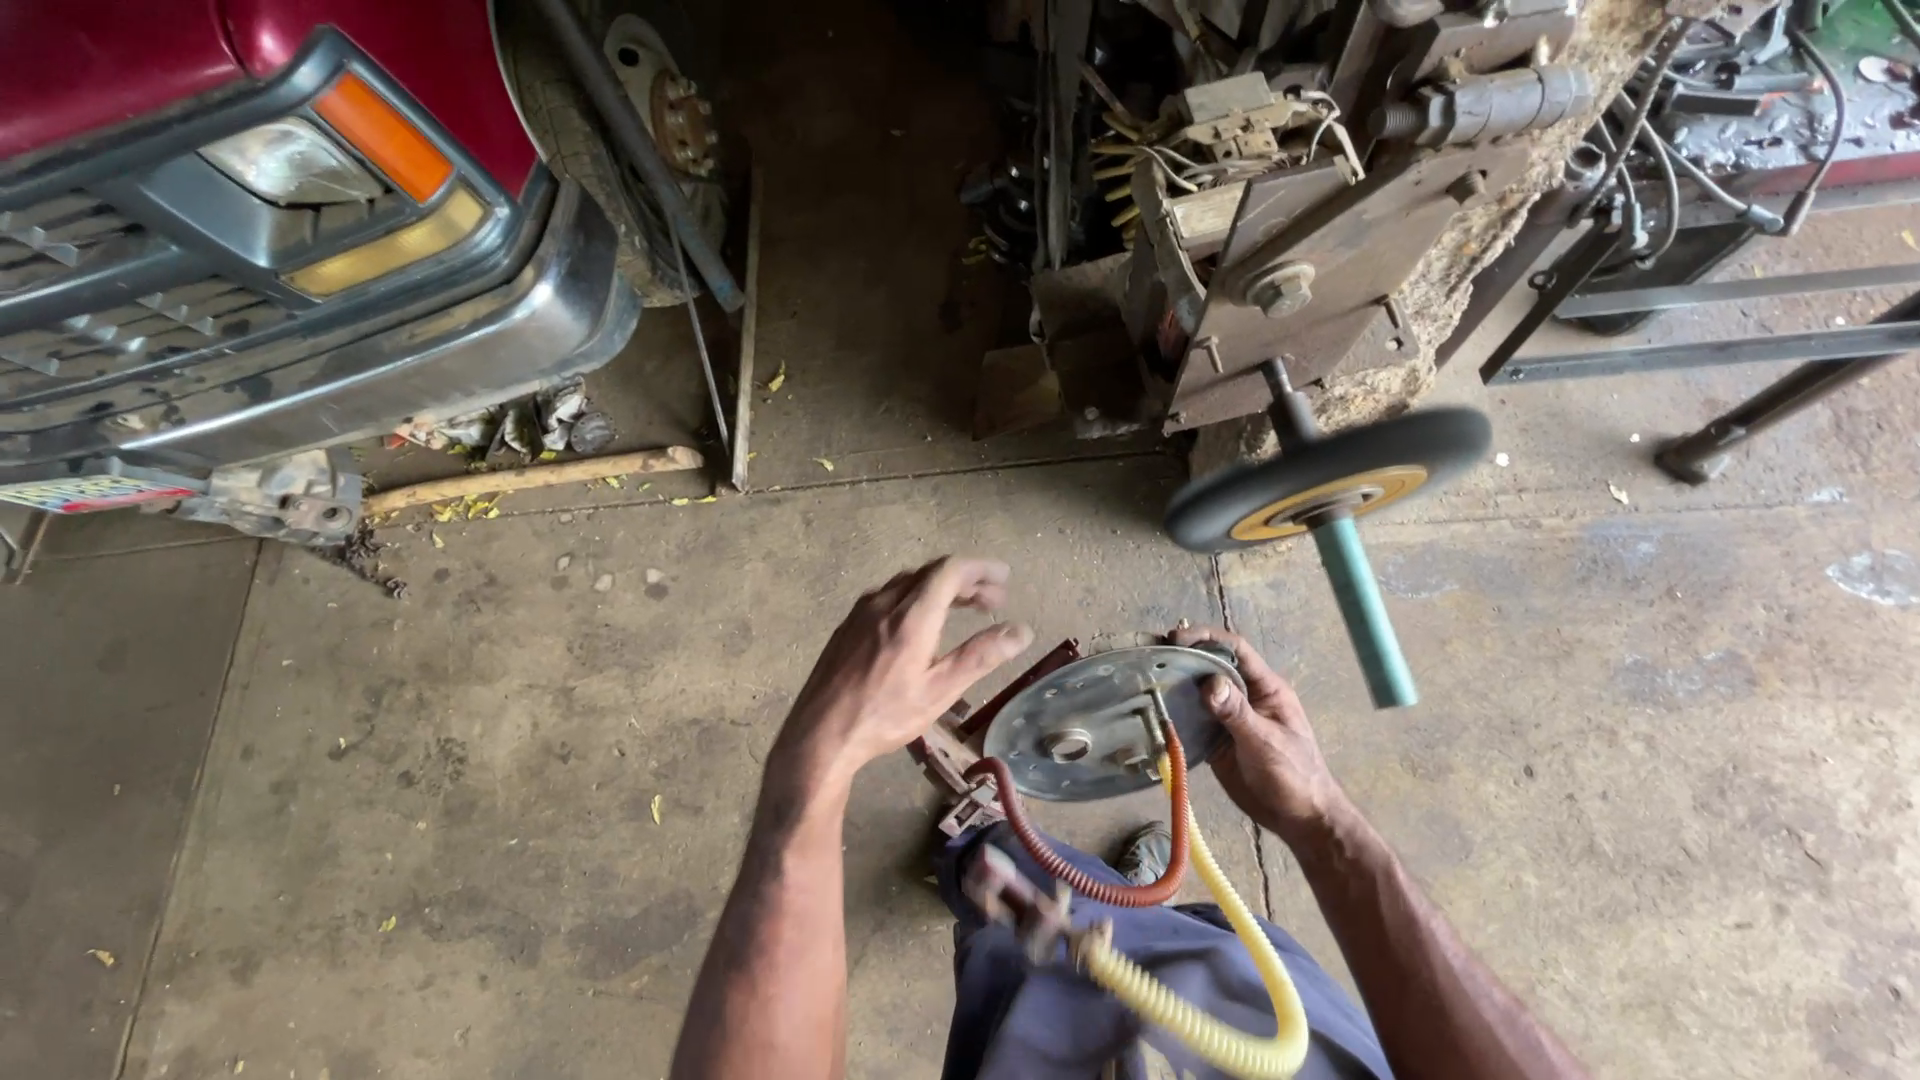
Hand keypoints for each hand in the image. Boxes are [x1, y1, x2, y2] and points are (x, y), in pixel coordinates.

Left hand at [773, 557, 1033, 789]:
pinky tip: (921, 623)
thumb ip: (980, 656)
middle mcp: (884, 603)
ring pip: (908, 583)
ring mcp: (861, 613)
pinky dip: (916, 597)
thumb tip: (1021, 631)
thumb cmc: (884, 716)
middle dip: (966, 580)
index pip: (950, 571)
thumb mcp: (939, 691)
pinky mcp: (848, 626)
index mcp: (911, 616)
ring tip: (963, 607)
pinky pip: (888, 597)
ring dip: (940, 587)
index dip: (981, 569)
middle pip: (930, 573)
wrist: (820, 734)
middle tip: (993, 599)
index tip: (1004, 578)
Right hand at [1170, 625, 1351, 845]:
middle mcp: (1244, 696)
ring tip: (1143, 675)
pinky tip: (1152, 709)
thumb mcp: (1266, 742)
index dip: (1207, 638)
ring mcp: (1228, 718)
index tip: (1177, 638)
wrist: (1300, 819)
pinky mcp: (1215, 739)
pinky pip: (1192, 718)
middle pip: (1211, 666)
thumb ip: (1237, 713)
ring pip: (1198, 691)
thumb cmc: (1295, 776)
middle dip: (1184, 656)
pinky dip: (1174, 712)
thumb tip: (1209, 682)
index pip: (1235, 650)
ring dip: (1174, 682)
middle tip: (1151, 653)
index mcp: (1264, 688)